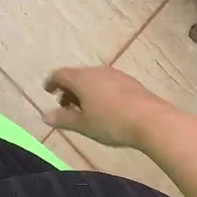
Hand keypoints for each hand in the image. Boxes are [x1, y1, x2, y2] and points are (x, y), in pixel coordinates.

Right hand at [40, 66, 179, 148]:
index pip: (60, 74)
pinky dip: (100, 92)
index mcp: (81, 78)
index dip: (51, 82)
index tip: (48, 91)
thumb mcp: (83, 125)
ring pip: (93, 79)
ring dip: (85, 91)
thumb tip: (44, 115)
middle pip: (77, 75)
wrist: (152, 120)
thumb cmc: (111, 122)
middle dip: (69, 89)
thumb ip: (62, 119)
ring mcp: (115, 74)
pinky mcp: (130, 82)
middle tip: (66, 105)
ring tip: (86, 109)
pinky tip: (107, 108)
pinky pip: (108, 83)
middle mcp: (96, 71)